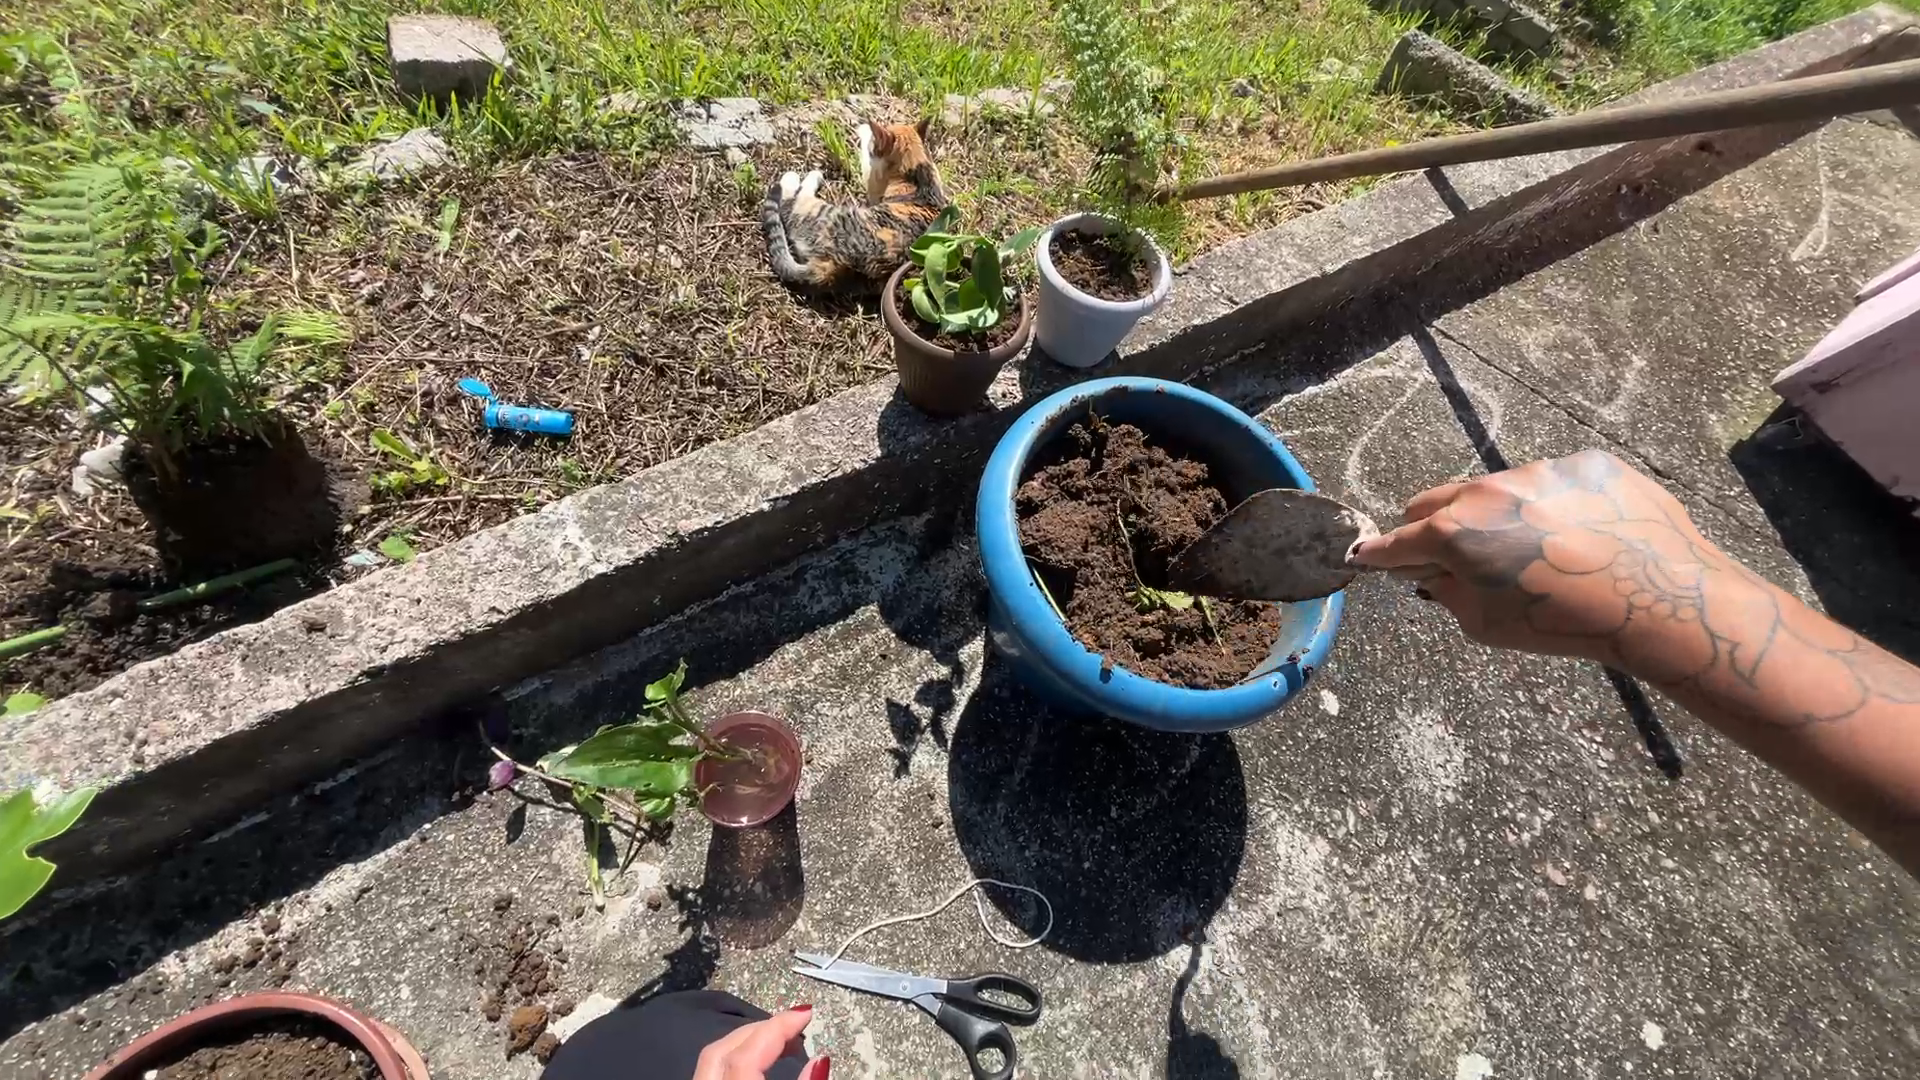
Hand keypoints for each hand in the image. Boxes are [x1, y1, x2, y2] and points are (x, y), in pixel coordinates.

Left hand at [693, 1006, 828, 1079]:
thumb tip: (820, 1059)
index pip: (747, 1054)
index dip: (778, 1027)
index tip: (807, 1012)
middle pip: (722, 1050)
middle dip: (760, 1029)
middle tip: (794, 1024)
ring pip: (711, 1060)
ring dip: (746, 1042)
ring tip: (780, 1042)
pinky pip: (709, 1074)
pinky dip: (734, 1060)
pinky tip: (756, 1064)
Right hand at [1348, 450, 1744, 682]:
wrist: (1670, 602)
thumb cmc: (1563, 623)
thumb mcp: (1483, 624)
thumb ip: (1444, 592)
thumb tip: (1433, 573)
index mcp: (1451, 532)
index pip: (1394, 542)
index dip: (1377, 555)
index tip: (1365, 557)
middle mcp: (1484, 491)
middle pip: (1429, 502)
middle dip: (1430, 529)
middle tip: (1458, 557)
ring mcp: (1536, 470)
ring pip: (1489, 489)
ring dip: (1492, 514)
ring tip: (1537, 548)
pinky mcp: (1586, 463)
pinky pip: (1548, 480)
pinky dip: (1548, 504)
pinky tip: (1581, 533)